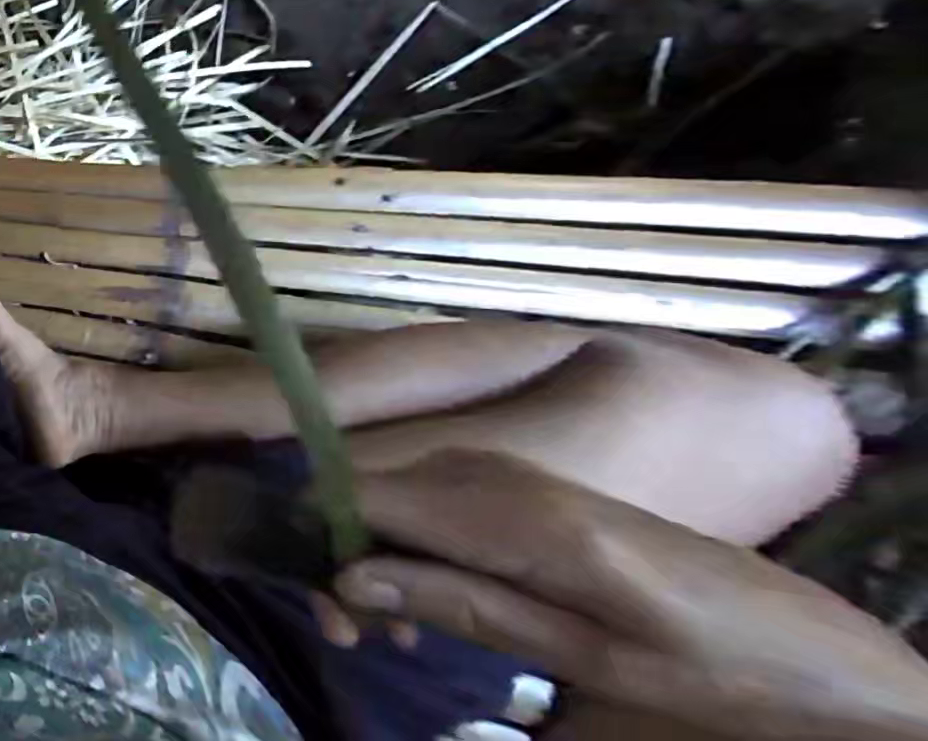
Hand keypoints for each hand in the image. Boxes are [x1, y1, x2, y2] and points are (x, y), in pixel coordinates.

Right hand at [334, 450, 927, 740]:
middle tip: (350, 633)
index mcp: (505, 507)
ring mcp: (489, 466)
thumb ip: (460, 604)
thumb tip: (347, 579)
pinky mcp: (497, 478)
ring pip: (384, 494)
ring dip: (369, 554)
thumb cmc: (707, 663)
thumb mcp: (587, 656)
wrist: (811, 647)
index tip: (323, 603)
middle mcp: (481, 467)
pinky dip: (402, 544)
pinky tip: (424, 593)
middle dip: (340, 555)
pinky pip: (418, 497)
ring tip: (393, 629)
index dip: (319, 536)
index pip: (362, 492)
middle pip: (365, 491)